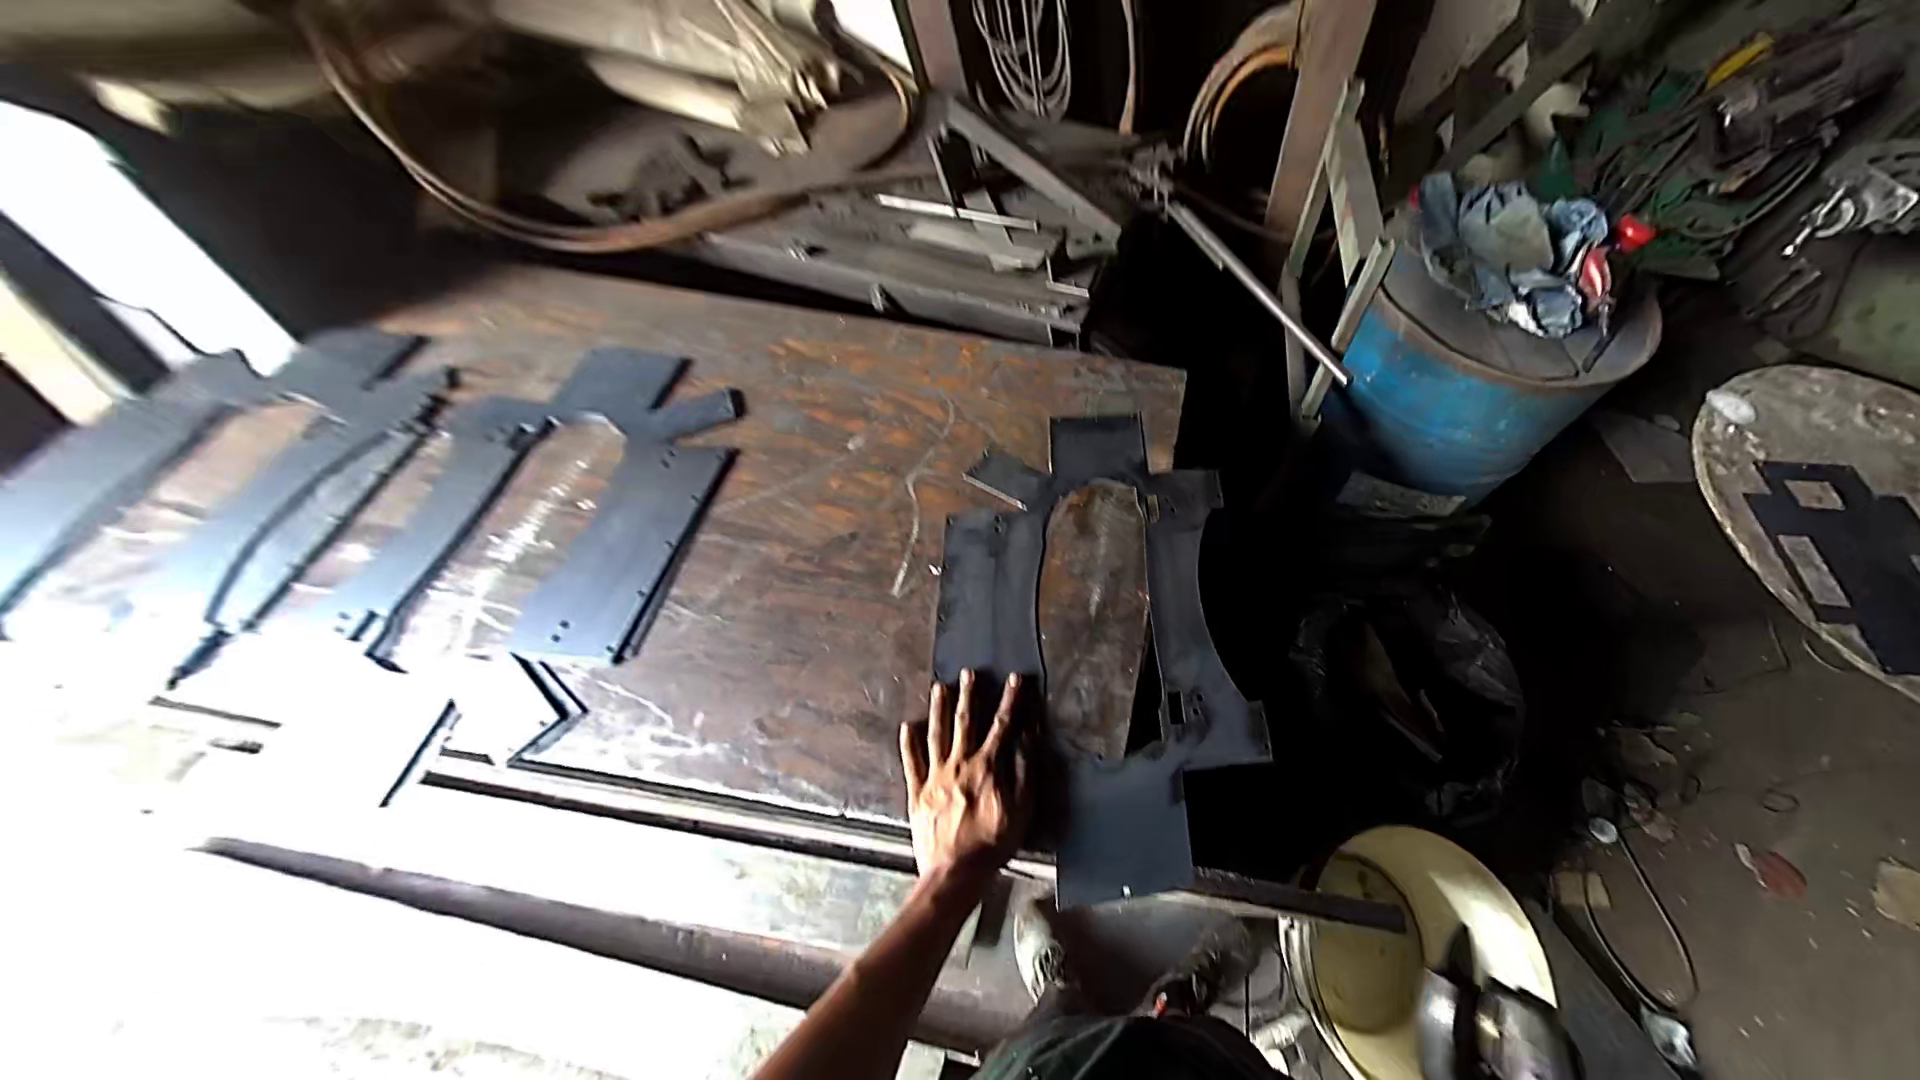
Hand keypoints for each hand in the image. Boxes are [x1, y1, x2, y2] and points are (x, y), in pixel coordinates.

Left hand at [899, 670, 1030, 895]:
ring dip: (938, 709)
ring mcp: (936, 775)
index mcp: (986, 766)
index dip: (1010, 700)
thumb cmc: (993, 843)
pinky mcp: (918, 791)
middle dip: (969, 695)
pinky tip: (907, 726)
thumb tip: (1027, 737)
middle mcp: (959, 763)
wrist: (954, 871)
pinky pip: (912, 762)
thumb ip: (1024, 770)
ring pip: (936, 734)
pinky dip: (909, 743)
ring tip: (939, 687)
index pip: (1002, 725)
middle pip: (965, 722)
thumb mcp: (1021, 809)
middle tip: (968, 673)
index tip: (1014, 679)